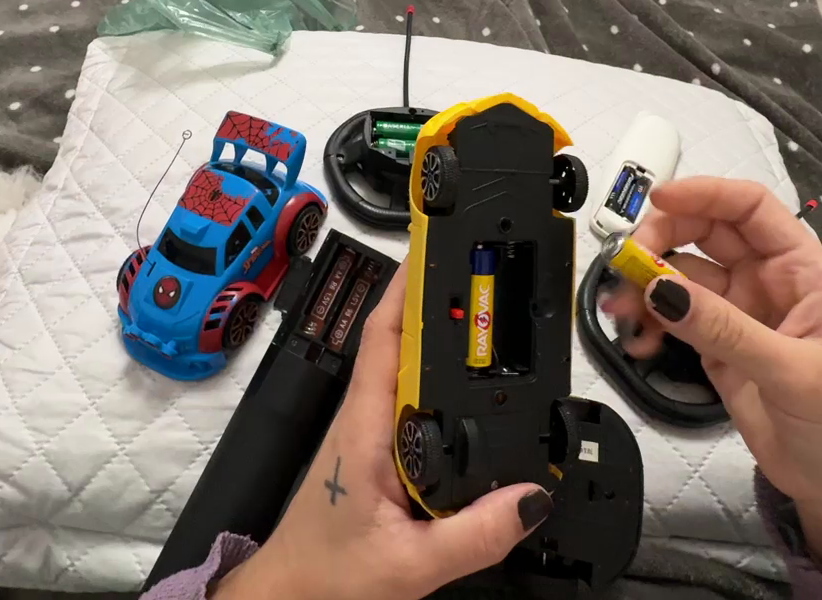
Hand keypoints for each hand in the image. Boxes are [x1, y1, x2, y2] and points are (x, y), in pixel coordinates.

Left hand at [214, 274, 551, 599]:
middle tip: (474, 271)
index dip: (409, 289)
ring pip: (400, 359)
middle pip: (396, 335)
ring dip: (431, 328)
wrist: (291, 591)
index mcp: (366, 423)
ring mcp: (367, 422)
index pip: (385, 335)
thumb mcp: (412, 565)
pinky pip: (404, 387)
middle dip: (431, 296)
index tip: (437, 255)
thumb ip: (475, 535)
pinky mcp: (373, 439)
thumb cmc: (330, 574)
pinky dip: (430, 366)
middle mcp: (364, 411)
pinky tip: (458, 375)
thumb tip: (531, 498)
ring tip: (474, 308)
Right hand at [606, 178, 821, 577]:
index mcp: (801, 270)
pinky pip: (671, 318)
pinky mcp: (715, 347)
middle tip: (627, 263)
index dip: (704, 194)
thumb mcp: (795, 373)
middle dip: (660, 240)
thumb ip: (724, 329)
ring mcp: (737, 313)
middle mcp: (766, 280)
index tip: (657, 200)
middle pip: (703, 233)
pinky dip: (648, 323)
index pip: (749, 208)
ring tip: (621, 312)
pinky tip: (639, 343)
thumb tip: (657, 288)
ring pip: (679, 276)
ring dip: (645, 286)